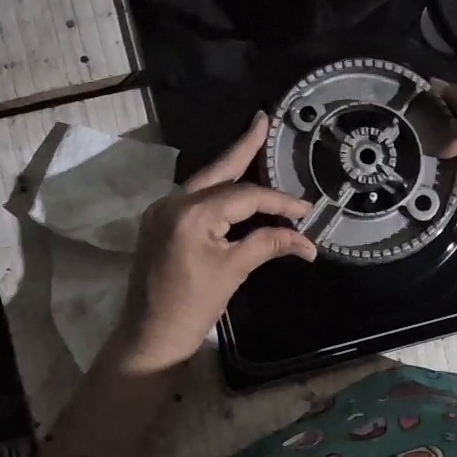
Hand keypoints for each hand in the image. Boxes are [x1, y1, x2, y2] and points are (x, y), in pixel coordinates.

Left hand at [103, 111, 316, 373]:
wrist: (150, 336)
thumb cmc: (192, 307)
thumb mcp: (233, 272)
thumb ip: (268, 244)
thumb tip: (307, 241)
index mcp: (191, 213)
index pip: (245, 195)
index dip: (279, 200)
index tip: (306, 210)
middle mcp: (172, 202)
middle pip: (218, 170)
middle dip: (243, 147)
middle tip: (263, 120)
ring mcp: (161, 211)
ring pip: (204, 182)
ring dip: (231, 167)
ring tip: (253, 144)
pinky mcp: (159, 224)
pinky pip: (193, 198)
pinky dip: (218, 191)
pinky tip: (233, 185)